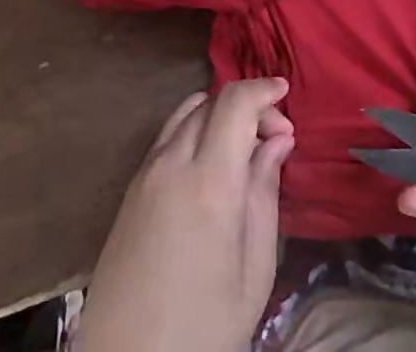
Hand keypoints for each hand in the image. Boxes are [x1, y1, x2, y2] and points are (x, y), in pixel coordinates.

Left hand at [76, 78, 294, 351]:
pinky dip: (194, 129)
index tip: (285, 92)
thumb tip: (278, 140)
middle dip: (247, 105)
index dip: (263, 89)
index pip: (234, 103)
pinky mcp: (130, 189)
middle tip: (274, 138)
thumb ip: (265, 193)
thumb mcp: (253, 268)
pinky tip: (210, 164)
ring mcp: (144, 174)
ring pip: (185, 113)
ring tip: (243, 148)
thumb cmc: (203, 325)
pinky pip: (166, 136)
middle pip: (210, 101)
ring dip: (218, 114)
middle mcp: (171, 163)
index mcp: (209, 182)